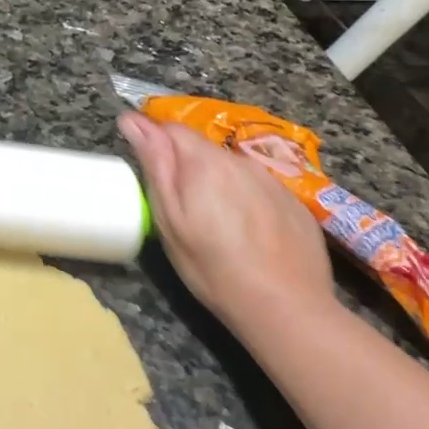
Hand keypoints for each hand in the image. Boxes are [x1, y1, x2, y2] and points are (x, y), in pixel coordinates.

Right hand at [117, 110, 332, 326]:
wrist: (287, 309)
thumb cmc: (212, 265)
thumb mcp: (169, 217)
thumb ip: (154, 163)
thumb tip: (132, 119)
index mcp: (204, 162)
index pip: (172, 129)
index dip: (156, 143)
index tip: (152, 172)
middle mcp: (240, 162)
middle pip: (204, 150)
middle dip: (189, 168)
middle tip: (184, 210)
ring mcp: (273, 182)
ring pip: (233, 170)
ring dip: (220, 184)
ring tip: (219, 225)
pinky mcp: (296, 205)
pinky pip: (261, 190)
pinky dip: (249, 202)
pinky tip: (250, 235)